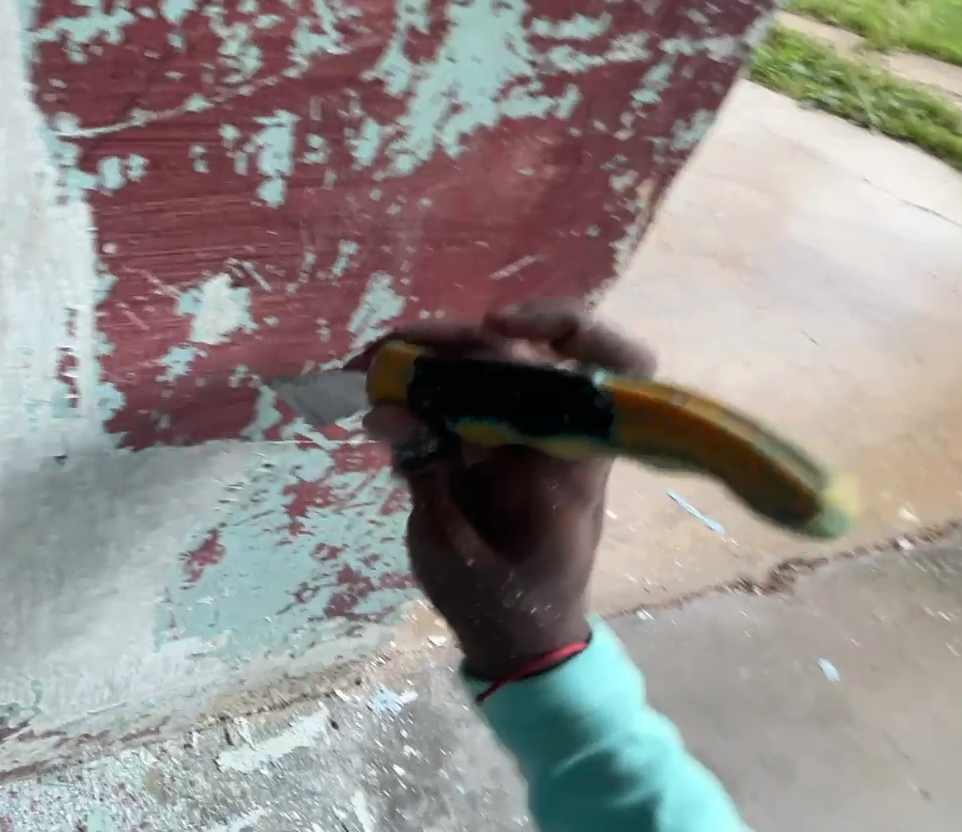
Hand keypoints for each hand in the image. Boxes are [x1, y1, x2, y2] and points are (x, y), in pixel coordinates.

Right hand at [358, 301, 654, 679]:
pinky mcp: (486, 446)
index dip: (560, 327)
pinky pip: (452, 400)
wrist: (518, 638)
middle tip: (379, 353)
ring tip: (365, 372)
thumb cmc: (500, 603)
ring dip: (421, 361)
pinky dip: (413, 395)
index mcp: (567, 460)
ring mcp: (516, 438)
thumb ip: (424, 474)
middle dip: (443, 341)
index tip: (494, 324)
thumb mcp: (453, 548)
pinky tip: (380, 409)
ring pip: (478, 370)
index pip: (596, 368)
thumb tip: (383, 412)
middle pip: (511, 354)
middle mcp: (549, 435)